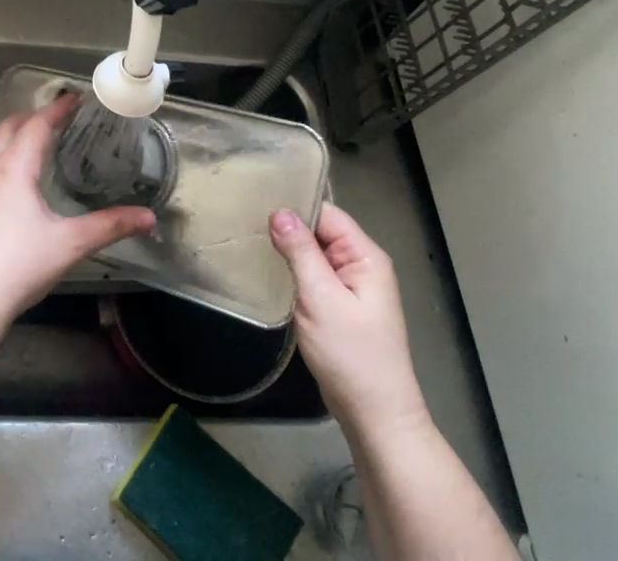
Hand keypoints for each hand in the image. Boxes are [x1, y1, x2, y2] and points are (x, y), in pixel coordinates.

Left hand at [0, 96, 155, 325]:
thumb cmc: (19, 266)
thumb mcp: (71, 244)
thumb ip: (110, 226)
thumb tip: (147, 217)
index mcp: (14, 169)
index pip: (37, 126)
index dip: (58, 109)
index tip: (76, 99)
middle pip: (8, 128)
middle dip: (33, 117)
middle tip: (59, 118)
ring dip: (14, 136)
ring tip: (38, 142)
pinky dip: (2, 157)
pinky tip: (14, 181)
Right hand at [271, 203, 429, 440]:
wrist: (374, 412)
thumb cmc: (350, 353)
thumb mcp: (320, 298)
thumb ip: (300, 252)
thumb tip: (279, 212)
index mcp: (365, 256)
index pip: (327, 214)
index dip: (295, 208)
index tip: (255, 204)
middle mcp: (362, 265)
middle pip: (321, 232)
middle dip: (287, 228)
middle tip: (244, 224)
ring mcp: (352, 288)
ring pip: (315, 255)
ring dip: (288, 252)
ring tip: (248, 244)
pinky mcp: (340, 307)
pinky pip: (314, 277)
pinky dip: (293, 274)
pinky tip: (268, 274)